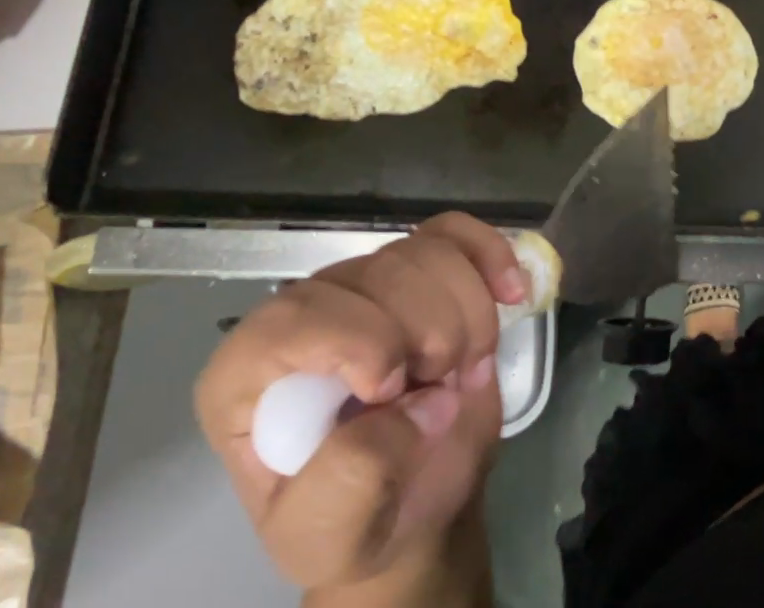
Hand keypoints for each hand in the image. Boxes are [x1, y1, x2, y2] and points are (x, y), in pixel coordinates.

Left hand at [195, 212, 526, 593]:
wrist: (414, 504)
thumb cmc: (354, 520)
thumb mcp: (328, 529)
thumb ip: (349, 476)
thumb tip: (416, 401)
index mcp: (252, 376)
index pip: (293, 319)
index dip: (359, 342)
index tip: (394, 391)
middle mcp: (305, 317)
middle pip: (378, 274)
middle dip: (432, 332)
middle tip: (439, 385)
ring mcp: (368, 290)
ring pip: (428, 254)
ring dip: (469, 314)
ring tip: (462, 367)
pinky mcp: (423, 279)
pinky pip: (455, 233)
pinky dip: (492, 255)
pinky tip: (511, 292)